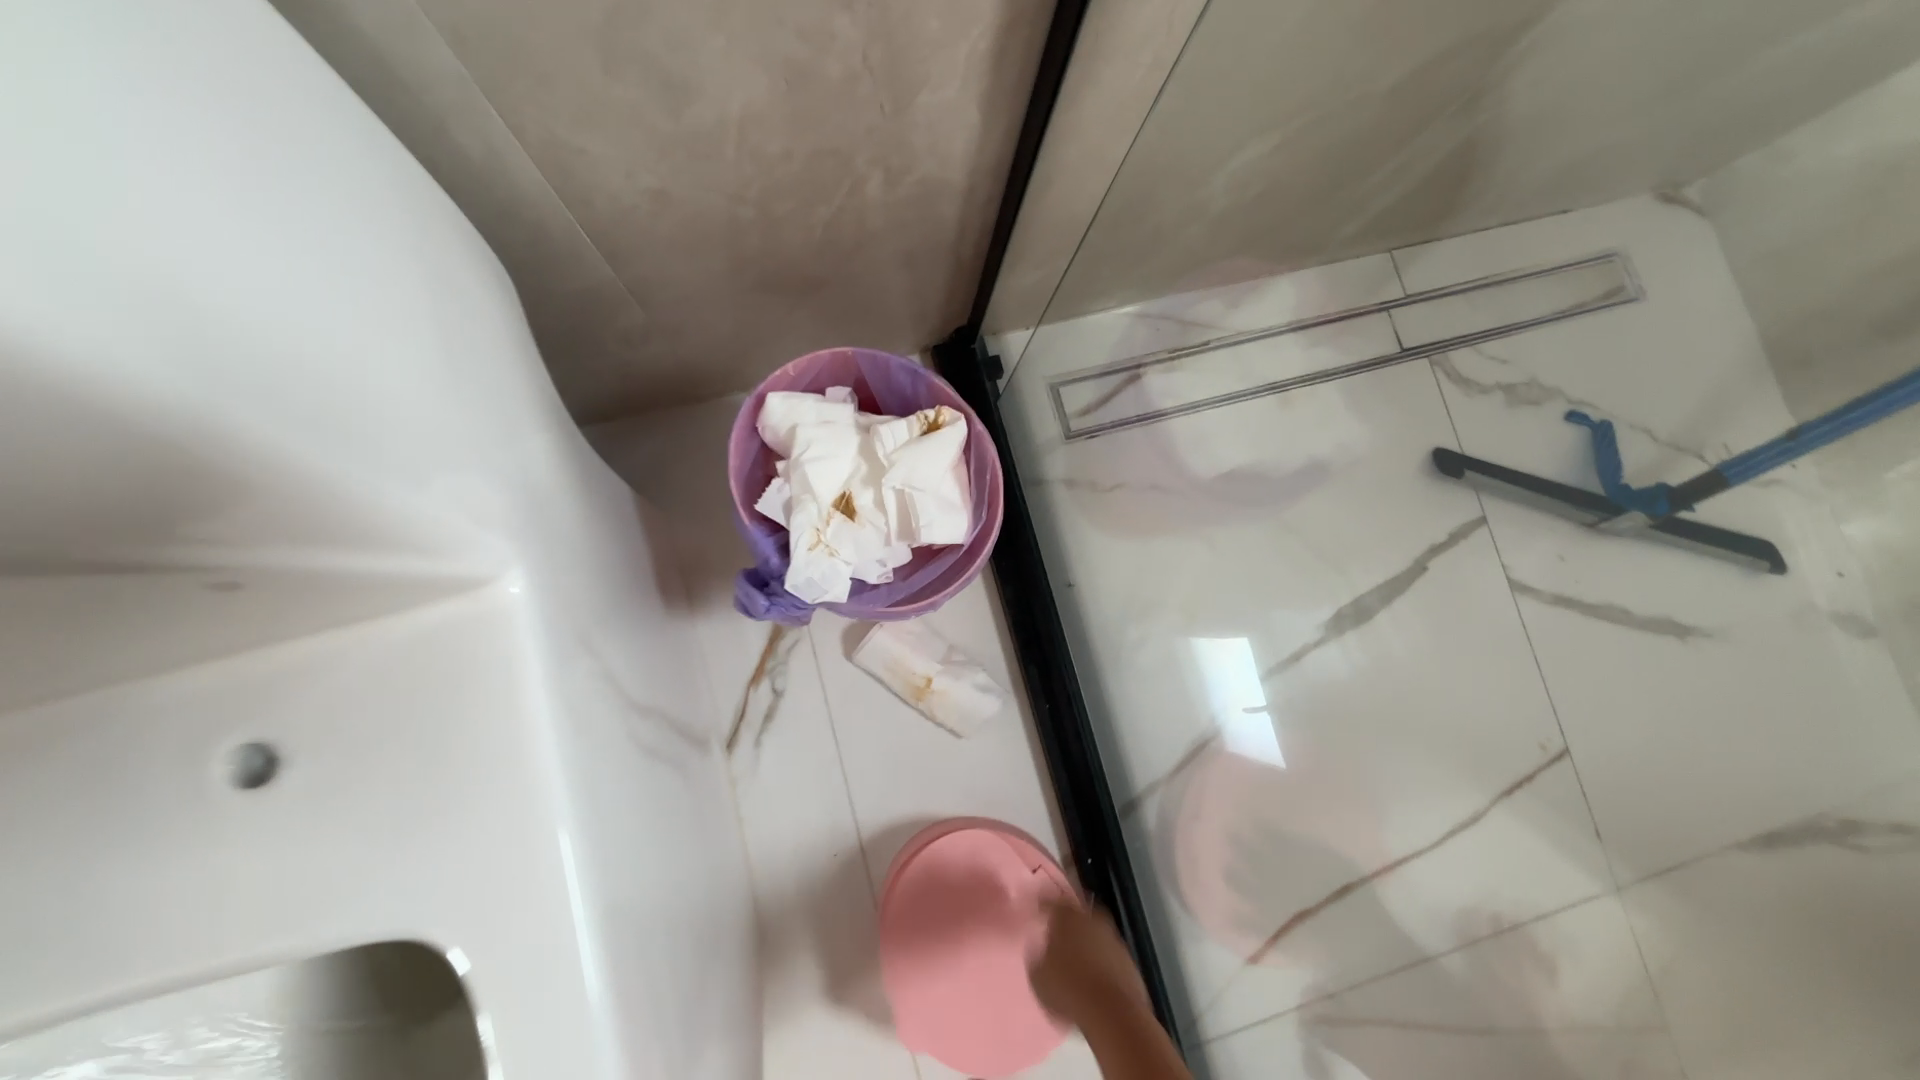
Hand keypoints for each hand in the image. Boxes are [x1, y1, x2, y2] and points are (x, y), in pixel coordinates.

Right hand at [1028, 898, 1149, 1026]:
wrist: (1113, 1015)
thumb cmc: (1068, 991)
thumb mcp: (1038, 976)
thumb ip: (1038, 955)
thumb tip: (1042, 951)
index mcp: (1066, 917)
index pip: (1050, 901)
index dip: (1041, 905)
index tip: (1036, 911)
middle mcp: (1093, 920)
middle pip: (1077, 915)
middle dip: (1067, 924)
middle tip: (1056, 936)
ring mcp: (1114, 940)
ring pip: (1095, 935)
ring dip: (1086, 944)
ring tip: (1075, 962)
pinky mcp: (1130, 962)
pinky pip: (1108, 955)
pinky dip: (1100, 961)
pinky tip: (1093, 979)